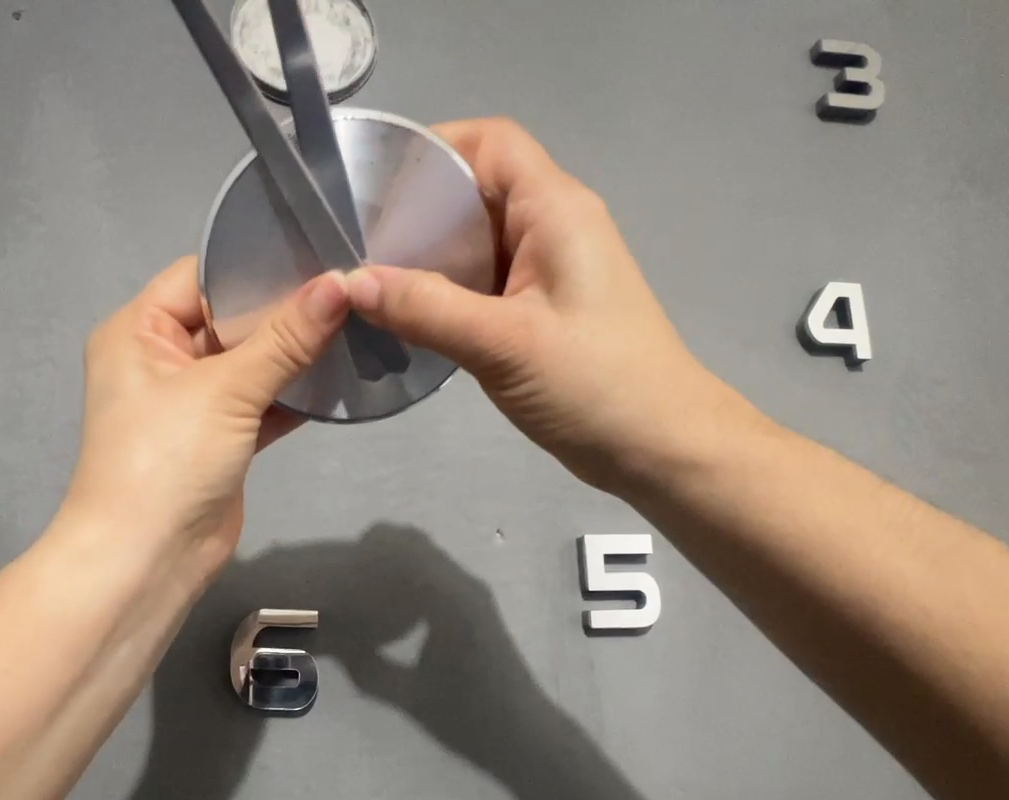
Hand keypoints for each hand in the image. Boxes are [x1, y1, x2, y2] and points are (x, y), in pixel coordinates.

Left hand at [60, 257, 349, 583]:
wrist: (149, 557)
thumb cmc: (168, 458)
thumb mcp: (225, 390)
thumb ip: (285, 339)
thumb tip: (341, 285)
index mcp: (138, 331)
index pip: (201, 276)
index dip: (254, 265)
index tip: (317, 254)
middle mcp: (161, 360)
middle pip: (229, 320)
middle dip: (284, 311)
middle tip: (349, 289)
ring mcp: (192, 404)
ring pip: (249, 364)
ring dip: (293, 355)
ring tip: (354, 326)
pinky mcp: (220, 440)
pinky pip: (260, 403)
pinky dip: (292, 395)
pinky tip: (338, 379)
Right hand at [344, 118, 761, 495]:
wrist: (658, 446)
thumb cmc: (593, 384)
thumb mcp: (502, 343)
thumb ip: (426, 308)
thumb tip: (350, 282)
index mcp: (555, 209)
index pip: (490, 143)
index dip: (433, 148)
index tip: (375, 184)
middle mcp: (554, 227)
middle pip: (478, 191)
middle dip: (417, 210)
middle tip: (357, 243)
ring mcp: (550, 273)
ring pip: (478, 243)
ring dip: (428, 258)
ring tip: (370, 280)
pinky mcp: (542, 313)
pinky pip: (484, 285)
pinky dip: (446, 294)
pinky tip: (408, 318)